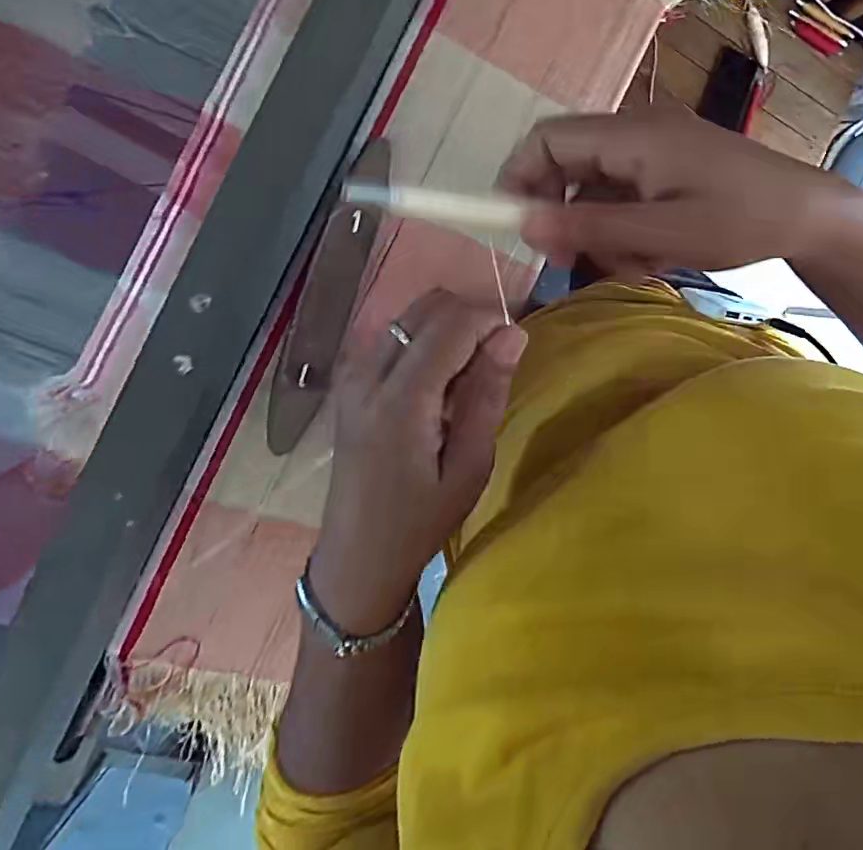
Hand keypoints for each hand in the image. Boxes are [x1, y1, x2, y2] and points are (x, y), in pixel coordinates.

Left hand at [309, 290, 527, 634]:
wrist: (356, 554)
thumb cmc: (419, 521)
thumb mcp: (469, 468)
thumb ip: (488, 394)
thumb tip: (514, 334)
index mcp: (400, 400)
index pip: (451, 323)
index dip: (490, 320)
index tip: (513, 346)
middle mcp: (367, 373)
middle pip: (428, 307)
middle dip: (469, 320)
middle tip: (491, 363)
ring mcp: (351, 374)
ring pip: (409, 315)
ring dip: (447, 329)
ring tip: (464, 377)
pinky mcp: (348, 380)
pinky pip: (394, 335)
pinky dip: (425, 341)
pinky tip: (436, 384)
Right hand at [499, 110, 862, 274]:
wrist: (812, 216)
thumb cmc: (742, 220)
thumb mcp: (662, 233)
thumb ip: (590, 227)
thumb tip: (524, 224)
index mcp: (631, 134)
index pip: (547, 140)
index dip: (519, 178)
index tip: (514, 226)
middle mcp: (636, 133)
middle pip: (568, 166)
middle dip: (565, 216)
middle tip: (571, 260)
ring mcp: (655, 151)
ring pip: (597, 191)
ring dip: (601, 232)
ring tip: (634, 267)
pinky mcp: (669, 171)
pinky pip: (626, 198)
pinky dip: (626, 230)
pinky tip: (652, 258)